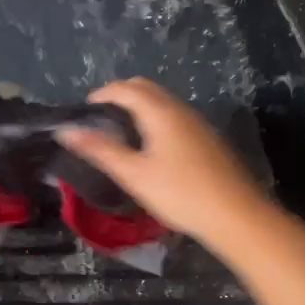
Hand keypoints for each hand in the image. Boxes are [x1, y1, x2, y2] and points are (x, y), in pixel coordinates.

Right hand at [58, 78, 272, 248]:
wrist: (238, 217)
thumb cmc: (180, 194)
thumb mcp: (134, 174)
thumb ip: (100, 149)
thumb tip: (66, 131)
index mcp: (159, 112)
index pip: (125, 88)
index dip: (102, 94)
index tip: (85, 110)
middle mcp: (179, 109)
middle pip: (144, 87)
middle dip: (120, 94)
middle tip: (101, 116)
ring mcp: (196, 122)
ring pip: (162, 99)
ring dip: (139, 104)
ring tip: (121, 129)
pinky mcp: (207, 138)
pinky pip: (173, 113)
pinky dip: (154, 116)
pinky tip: (151, 144)